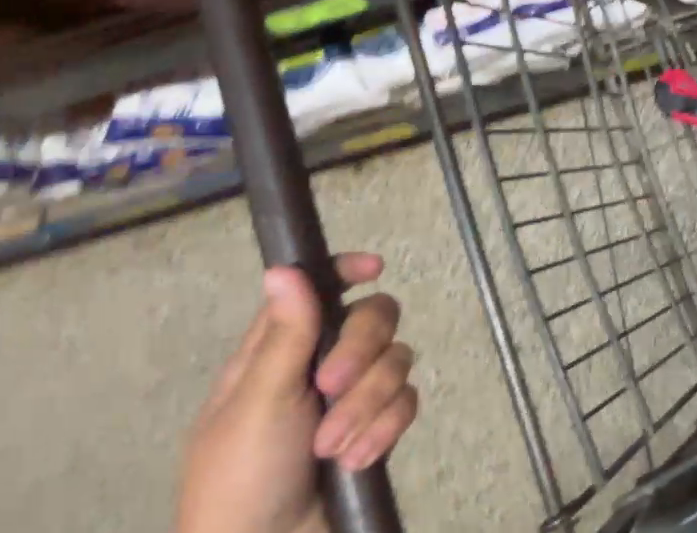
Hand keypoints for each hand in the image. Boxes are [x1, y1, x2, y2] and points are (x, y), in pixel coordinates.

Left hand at [177, 255, 416, 532]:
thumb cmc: (242, 475)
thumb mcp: (257, 404)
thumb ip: (285, 335)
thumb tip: (282, 267)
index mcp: (276, 354)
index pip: (316, 292)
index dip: (344, 271)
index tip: (374, 269)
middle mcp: (318, 365)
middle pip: (372, 318)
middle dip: (362, 351)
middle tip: (333, 386)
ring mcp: (352, 395)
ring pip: (396, 360)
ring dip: (368, 405)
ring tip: (334, 447)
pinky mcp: (379, 424)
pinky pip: (408, 400)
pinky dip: (385, 428)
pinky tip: (357, 459)